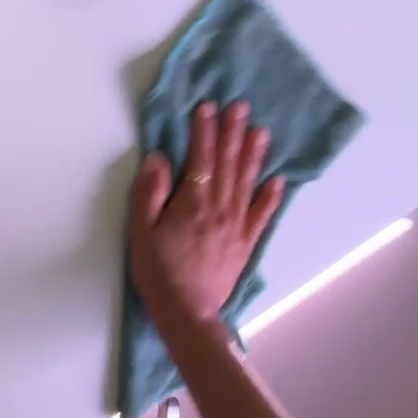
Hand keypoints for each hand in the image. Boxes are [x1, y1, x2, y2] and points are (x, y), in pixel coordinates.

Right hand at [129, 101, 284, 338]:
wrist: (187, 310)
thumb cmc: (157, 269)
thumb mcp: (141, 229)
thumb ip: (150, 192)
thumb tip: (159, 159)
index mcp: (193, 202)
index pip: (200, 158)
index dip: (203, 131)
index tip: (207, 107)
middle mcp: (220, 208)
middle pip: (227, 164)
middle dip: (231, 133)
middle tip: (239, 107)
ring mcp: (237, 225)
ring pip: (246, 182)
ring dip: (252, 155)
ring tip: (259, 131)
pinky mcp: (245, 242)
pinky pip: (261, 213)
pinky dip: (270, 194)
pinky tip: (276, 179)